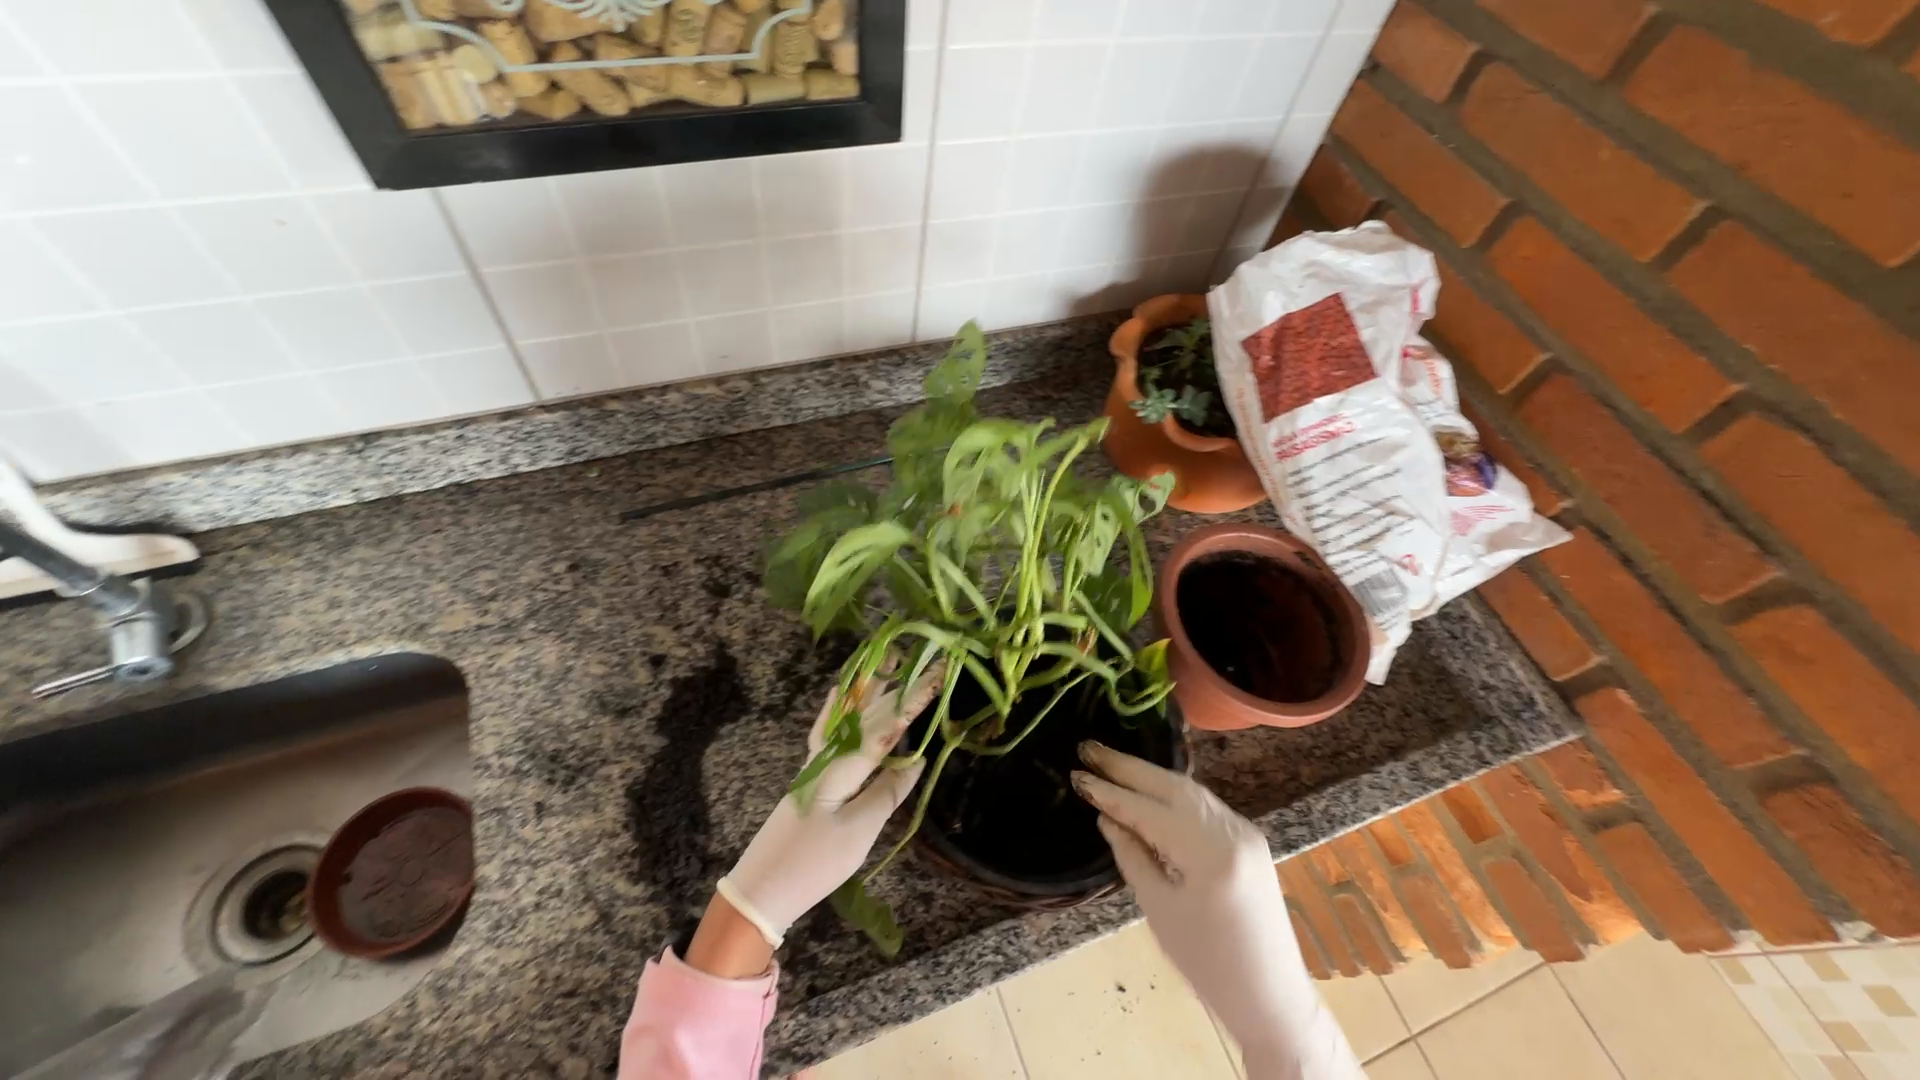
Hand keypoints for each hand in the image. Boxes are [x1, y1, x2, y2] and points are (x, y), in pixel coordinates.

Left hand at [717, 671, 937, 947]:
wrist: (760, 889)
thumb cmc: (813, 865)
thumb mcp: (858, 833)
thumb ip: (887, 793)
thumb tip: (916, 759)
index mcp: (841, 768)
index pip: (886, 727)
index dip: (914, 701)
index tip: (938, 675)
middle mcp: (827, 757)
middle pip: (870, 717)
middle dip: (901, 691)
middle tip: (928, 666)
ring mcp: (815, 766)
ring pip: (850, 719)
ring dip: (873, 693)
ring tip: (893, 666)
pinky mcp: (810, 779)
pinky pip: (830, 731)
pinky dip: (839, 709)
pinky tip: (839, 694)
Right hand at [1073, 742, 1362, 1079]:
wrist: (1271, 996)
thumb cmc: (1208, 965)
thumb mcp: (1159, 910)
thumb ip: (1133, 857)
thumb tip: (1109, 818)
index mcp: (1208, 854)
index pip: (1148, 811)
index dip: (1110, 792)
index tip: (1076, 775)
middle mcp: (1231, 831)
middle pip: (1173, 786)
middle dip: (1128, 767)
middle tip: (1089, 750)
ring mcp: (1244, 832)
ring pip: (1190, 791)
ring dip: (1149, 776)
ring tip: (1110, 763)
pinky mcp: (1248, 840)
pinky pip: (1204, 806)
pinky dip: (1171, 793)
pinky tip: (1148, 791)